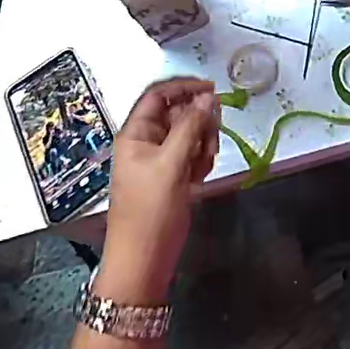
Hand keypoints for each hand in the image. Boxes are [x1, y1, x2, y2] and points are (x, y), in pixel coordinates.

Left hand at [96, 78, 217, 303]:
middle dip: (200, 120)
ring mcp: (161, 158)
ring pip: (191, 131)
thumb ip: (191, 125)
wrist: (144, 260)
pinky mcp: (174, 173)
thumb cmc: (150, 211)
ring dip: (204, 141)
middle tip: (212, 138)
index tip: (213, 90)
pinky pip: (194, 151)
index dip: (185, 87)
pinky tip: (200, 177)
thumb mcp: (171, 164)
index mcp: (136, 134)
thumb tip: (209, 96)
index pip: (159, 94)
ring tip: (203, 165)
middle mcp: (148, 141)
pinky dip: (202, 158)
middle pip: (180, 111)